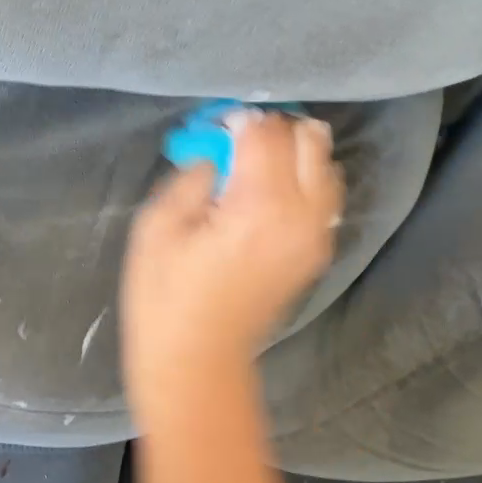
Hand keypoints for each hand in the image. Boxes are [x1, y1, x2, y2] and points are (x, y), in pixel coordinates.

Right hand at [120, 111, 342, 421]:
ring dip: (291, 156)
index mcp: (260, 206)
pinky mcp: (317, 253)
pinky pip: (324, 197)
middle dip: (272, 132)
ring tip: (251, 172)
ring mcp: (317, 235)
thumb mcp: (156, 230)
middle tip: (234, 147)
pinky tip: (266, 198)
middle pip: (309, 138)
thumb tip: (216, 157)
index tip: (209, 131)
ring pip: (324, 164)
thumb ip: (191, 178)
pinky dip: (301, 183)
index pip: (266, 131)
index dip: (235, 122)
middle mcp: (303, 214)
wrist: (195, 360)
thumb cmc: (163, 299)